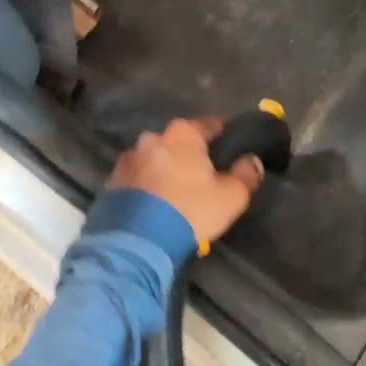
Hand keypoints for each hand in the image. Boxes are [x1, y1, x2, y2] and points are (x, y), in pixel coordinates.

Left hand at [107, 118, 262, 244]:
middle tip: (204, 177)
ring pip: (156, 159)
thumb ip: (246, 174)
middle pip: (180, 142)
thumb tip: (252, 160)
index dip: (225, 136)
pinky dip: (148, 186)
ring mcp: (129, 158)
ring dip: (166, 170)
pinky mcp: (112, 180)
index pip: (212, 125)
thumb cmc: (191, 210)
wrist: (137, 241)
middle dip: (191, 155)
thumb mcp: (232, 196)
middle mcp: (153, 137)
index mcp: (184, 134)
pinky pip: (138, 177)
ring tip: (176, 194)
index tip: (233, 149)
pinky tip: (155, 205)